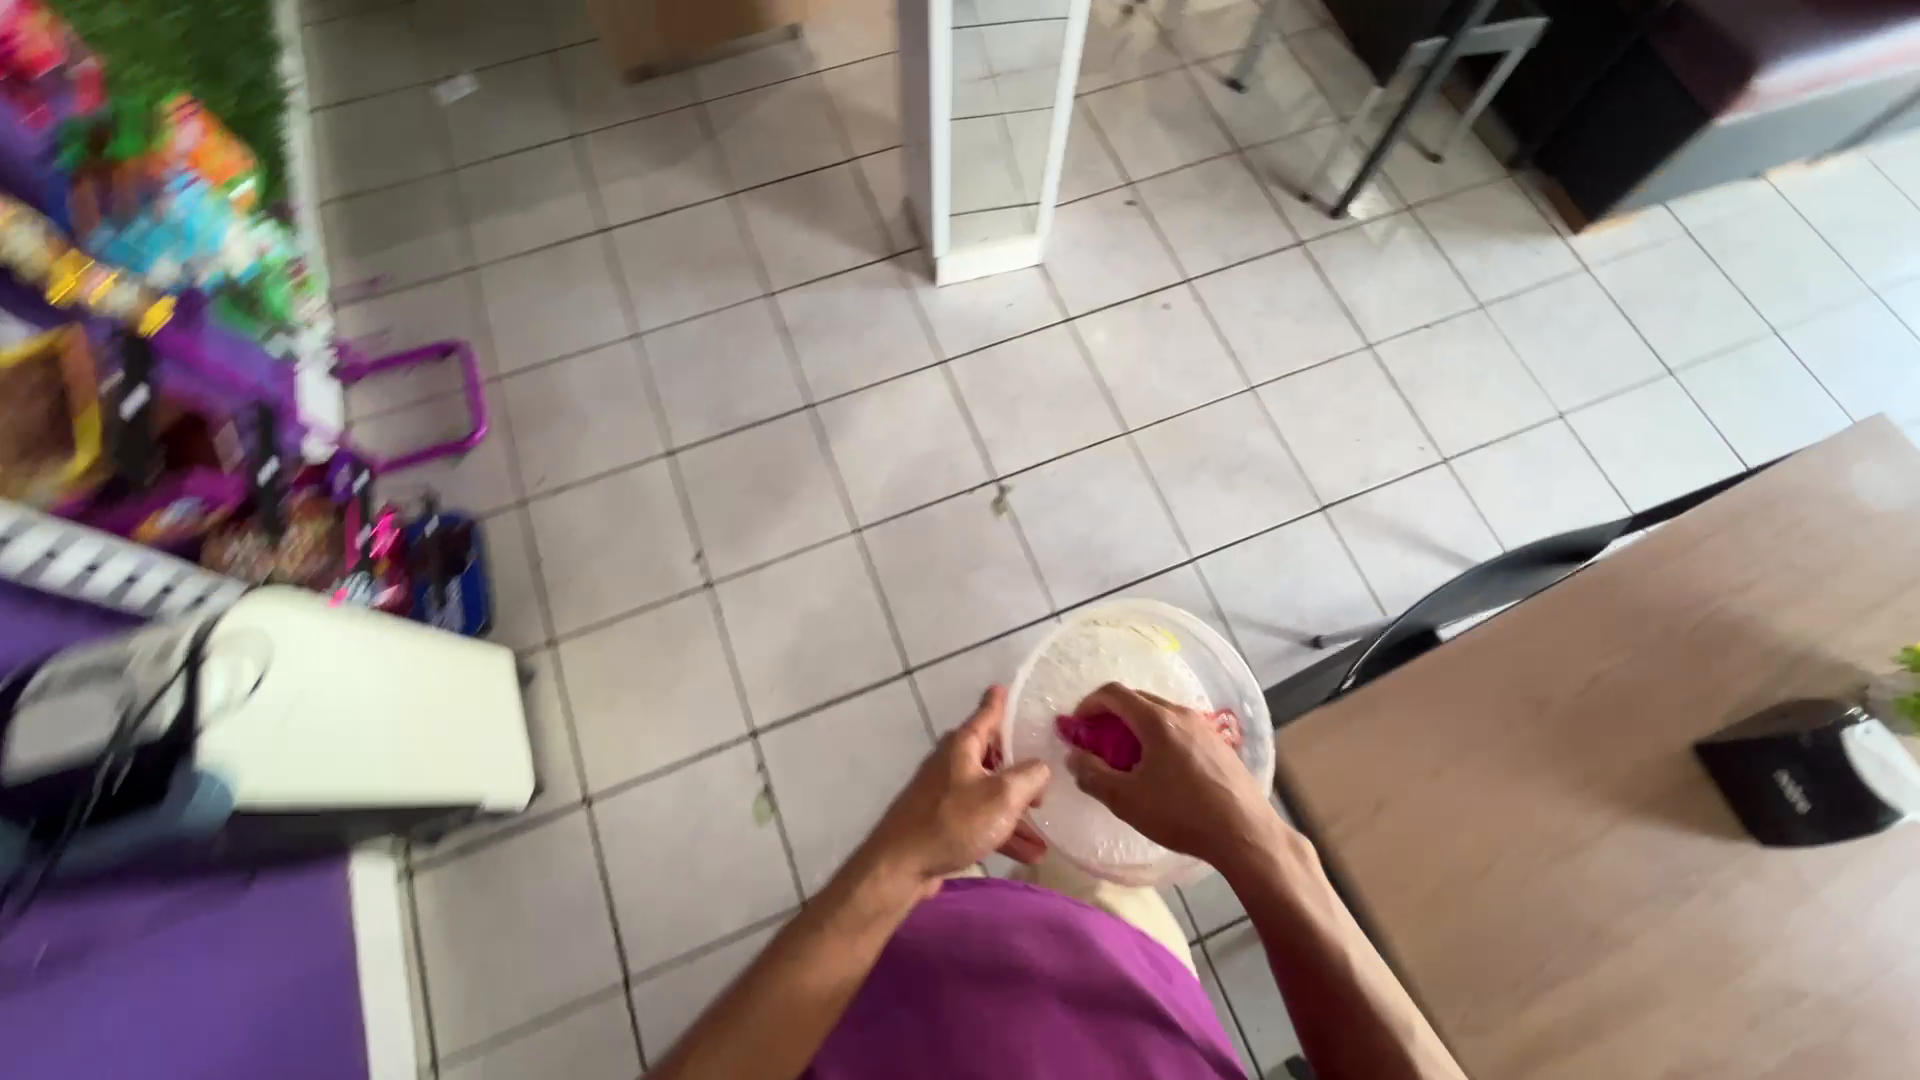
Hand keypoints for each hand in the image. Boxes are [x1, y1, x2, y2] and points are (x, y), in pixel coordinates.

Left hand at [855, 686, 1050, 897]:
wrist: (901, 865)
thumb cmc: (953, 821)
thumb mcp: (1001, 796)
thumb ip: (1028, 776)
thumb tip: (1040, 766)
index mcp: (963, 745)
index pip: (987, 713)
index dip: (999, 701)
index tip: (1005, 687)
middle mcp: (953, 761)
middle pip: (993, 754)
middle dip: (1020, 767)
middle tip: (1047, 778)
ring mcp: (946, 792)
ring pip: (990, 791)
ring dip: (1017, 809)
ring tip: (1045, 827)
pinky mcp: (943, 821)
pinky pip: (981, 818)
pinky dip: (1003, 830)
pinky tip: (1029, 852)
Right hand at [1065, 683, 1283, 871]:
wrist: (1246, 834)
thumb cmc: (1182, 814)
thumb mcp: (1125, 799)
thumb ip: (1092, 774)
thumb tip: (1074, 756)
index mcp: (1156, 720)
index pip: (1113, 693)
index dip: (1088, 705)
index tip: (1077, 728)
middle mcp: (1181, 714)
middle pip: (1137, 699)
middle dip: (1111, 716)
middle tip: (1097, 744)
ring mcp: (1204, 727)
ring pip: (1160, 714)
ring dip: (1135, 727)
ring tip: (1128, 759)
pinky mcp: (1219, 744)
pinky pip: (1180, 728)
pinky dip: (1159, 737)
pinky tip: (1162, 770)